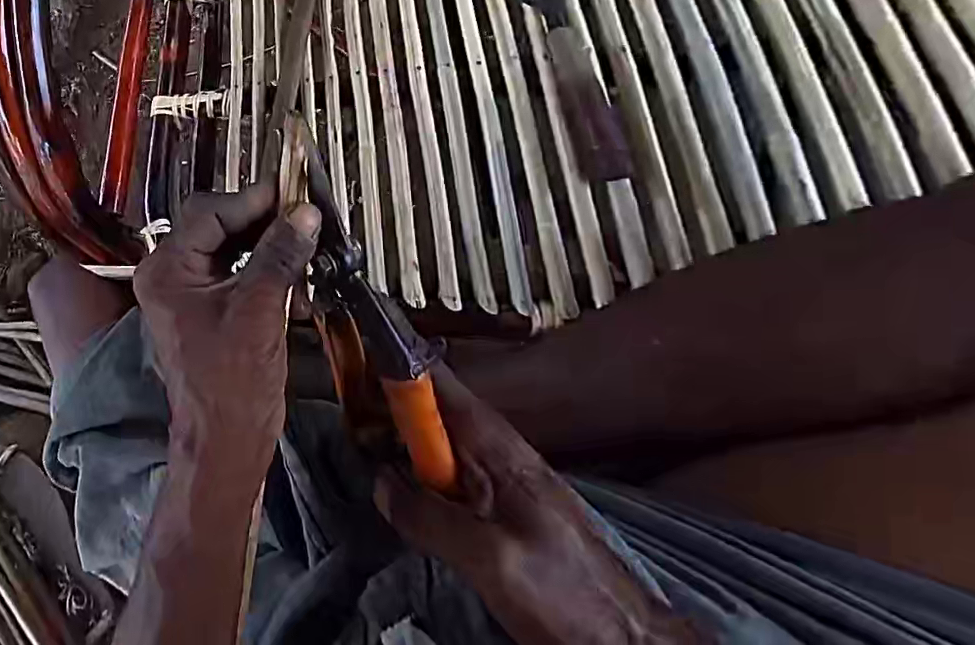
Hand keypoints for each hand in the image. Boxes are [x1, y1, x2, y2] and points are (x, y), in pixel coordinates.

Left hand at [134, 184, 320, 476]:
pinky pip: (232, 271)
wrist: (225, 443)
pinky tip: (294, 277)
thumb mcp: (260, 313)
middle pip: (214, 226)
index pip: (207, 214)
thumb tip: (303, 213)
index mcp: (166, 269)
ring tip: (303, 244)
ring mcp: (184, 290)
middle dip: (260, 221)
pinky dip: (262, 269)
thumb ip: (279, 257)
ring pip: (226, 247)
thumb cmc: (234, 384)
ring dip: (265, 245)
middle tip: (303, 214)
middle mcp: (167, 272)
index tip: (291, 192)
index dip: (250, 200)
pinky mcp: (203, 306)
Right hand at [374, 369, 708, 644]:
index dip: (386, 358)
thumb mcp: (492, 559)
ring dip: (389, 434)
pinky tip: (392, 484)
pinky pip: (437, 468)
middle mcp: (488, 446)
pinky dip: (407, 465)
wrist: (634, 644)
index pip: (429, 375)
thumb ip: (428, 517)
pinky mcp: (492, 500)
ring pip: (425, 435)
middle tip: (340, 414)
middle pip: (420, 401)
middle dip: (378, 399)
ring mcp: (491, 473)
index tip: (344, 357)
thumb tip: (379, 482)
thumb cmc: (571, 596)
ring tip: (357, 445)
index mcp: (490, 440)